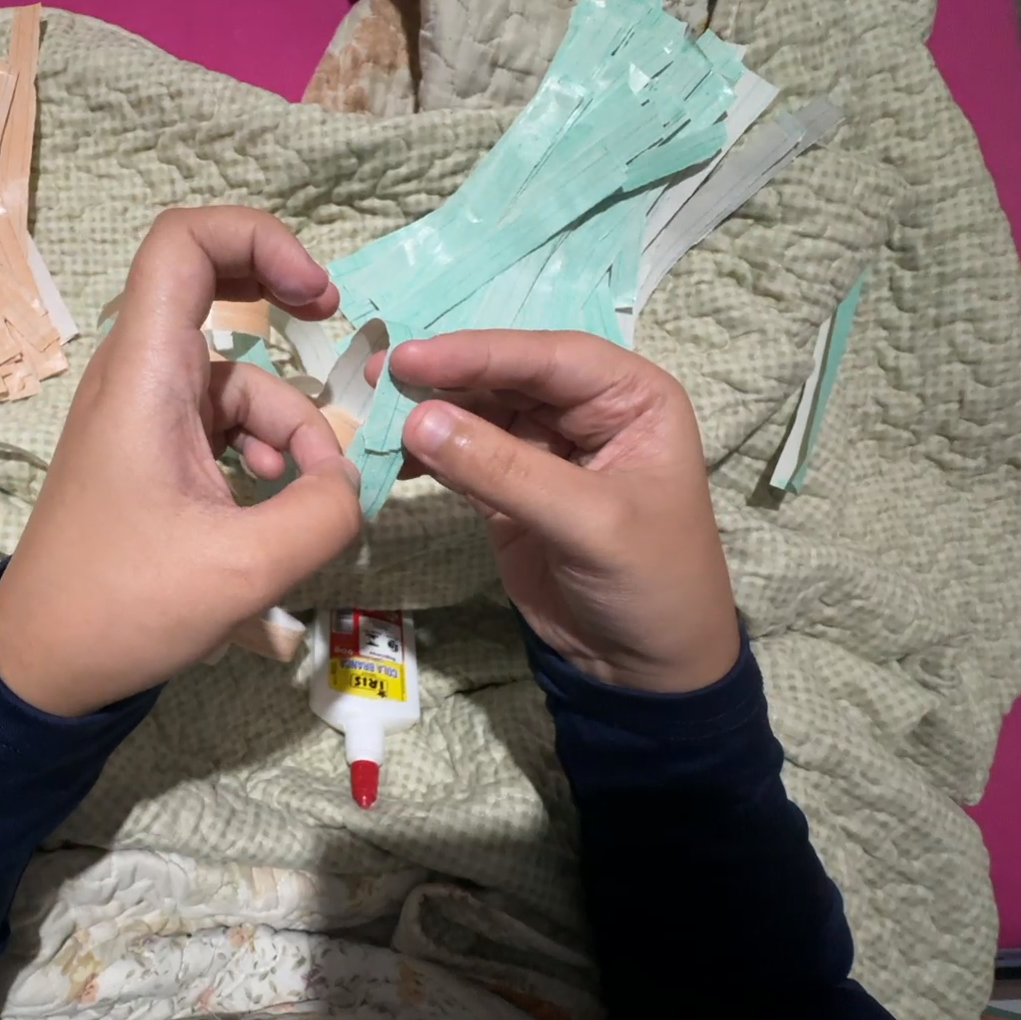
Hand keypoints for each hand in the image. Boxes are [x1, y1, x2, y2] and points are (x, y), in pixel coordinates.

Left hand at [0, 208, 364, 716]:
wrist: (47, 663)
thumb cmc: (123, 606)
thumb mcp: (241, 569)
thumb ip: (322, 515)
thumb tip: (350, 480)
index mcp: (143, 377)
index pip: (183, 244)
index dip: (258, 238)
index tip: (317, 296)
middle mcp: (139, 379)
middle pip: (208, 289)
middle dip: (279, 299)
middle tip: (332, 327)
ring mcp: (145, 417)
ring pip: (235, 379)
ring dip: (286, 423)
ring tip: (311, 493)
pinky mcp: (154, 455)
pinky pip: (222, 425)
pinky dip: (261, 450)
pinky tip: (272, 497)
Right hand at [381, 331, 739, 693]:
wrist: (641, 665)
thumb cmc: (648, 583)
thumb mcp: (588, 521)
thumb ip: (503, 470)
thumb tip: (417, 420)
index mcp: (628, 399)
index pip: (547, 358)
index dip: (477, 353)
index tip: (411, 359)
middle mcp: (582, 413)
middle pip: (503, 378)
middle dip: (443, 377)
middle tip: (378, 374)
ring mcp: (539, 451)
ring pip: (474, 415)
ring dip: (425, 414)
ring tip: (372, 414)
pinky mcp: (504, 490)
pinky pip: (457, 459)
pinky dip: (423, 457)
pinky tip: (391, 457)